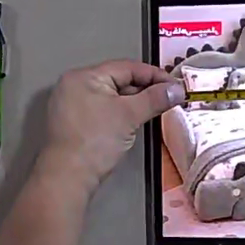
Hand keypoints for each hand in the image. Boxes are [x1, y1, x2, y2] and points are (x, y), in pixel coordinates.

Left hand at [38, 60, 184, 184]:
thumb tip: (175, 89)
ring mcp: (73, 105)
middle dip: (145, 90)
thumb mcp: (129, 115)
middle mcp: (75, 86)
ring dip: (133, 103)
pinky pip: (103, 111)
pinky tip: (131, 124)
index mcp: (84, 76)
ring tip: (152, 112)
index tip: (173, 85)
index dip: (154, 75)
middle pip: (119, 81)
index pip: (127, 68)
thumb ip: (155, 99)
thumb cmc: (92, 143)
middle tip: (167, 99)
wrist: (69, 176)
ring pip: (112, 97)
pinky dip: (120, 114)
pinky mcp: (75, 123)